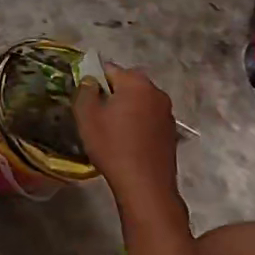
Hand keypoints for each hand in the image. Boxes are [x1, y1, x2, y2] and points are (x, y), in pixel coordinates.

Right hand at [75, 65, 179, 214]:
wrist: (145, 185)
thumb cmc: (112, 146)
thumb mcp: (87, 115)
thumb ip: (85, 89)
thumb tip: (90, 80)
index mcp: (136, 83)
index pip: (109, 68)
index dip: (93, 79)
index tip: (83, 96)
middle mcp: (156, 93)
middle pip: (127, 83)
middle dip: (111, 92)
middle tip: (94, 112)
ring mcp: (167, 113)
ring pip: (138, 100)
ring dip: (124, 107)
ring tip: (109, 127)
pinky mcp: (171, 132)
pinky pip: (148, 116)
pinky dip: (136, 121)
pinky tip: (126, 140)